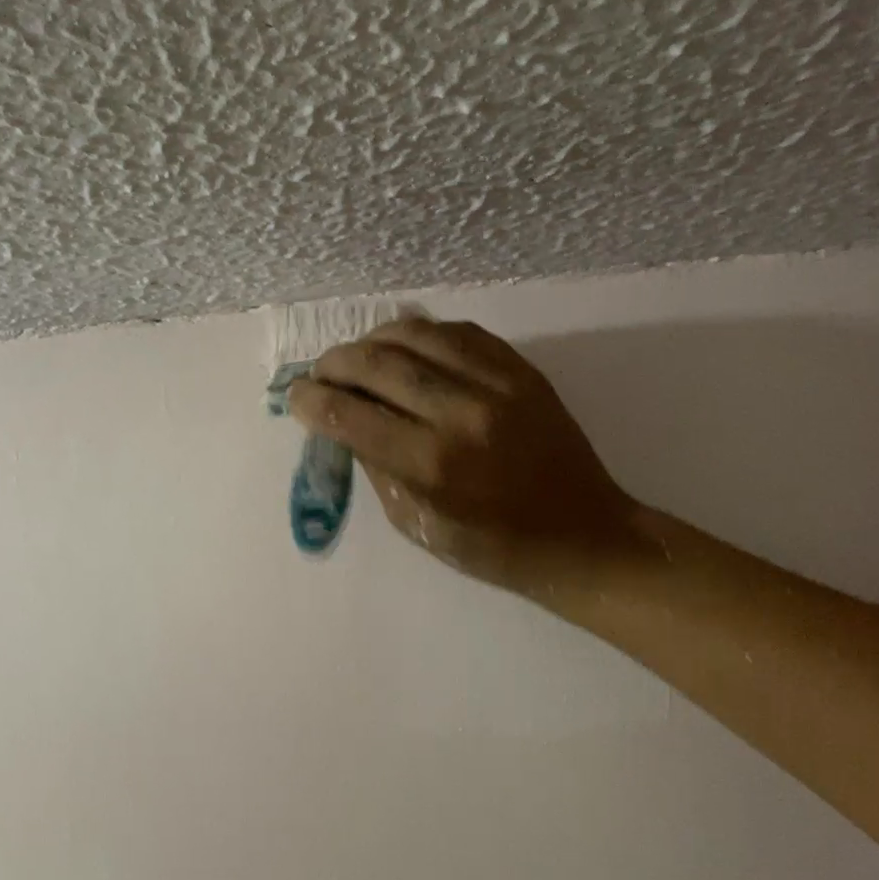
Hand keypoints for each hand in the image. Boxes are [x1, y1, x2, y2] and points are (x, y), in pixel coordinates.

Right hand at [286, 317, 640, 594]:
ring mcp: (498, 384)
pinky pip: (459, 332)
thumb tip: (343, 424)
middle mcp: (462, 414)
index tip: (295, 398)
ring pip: (416, 335)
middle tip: (319, 374)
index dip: (311, 401)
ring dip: (372, 340)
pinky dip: (420, 333)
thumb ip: (377, 467)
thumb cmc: (491, 547)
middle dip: (334, 364)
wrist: (583, 534)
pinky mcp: (522, 370)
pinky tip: (404, 346)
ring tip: (356, 356)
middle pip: (378, 364)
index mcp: (432, 465)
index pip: (351, 415)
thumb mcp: (416, 525)